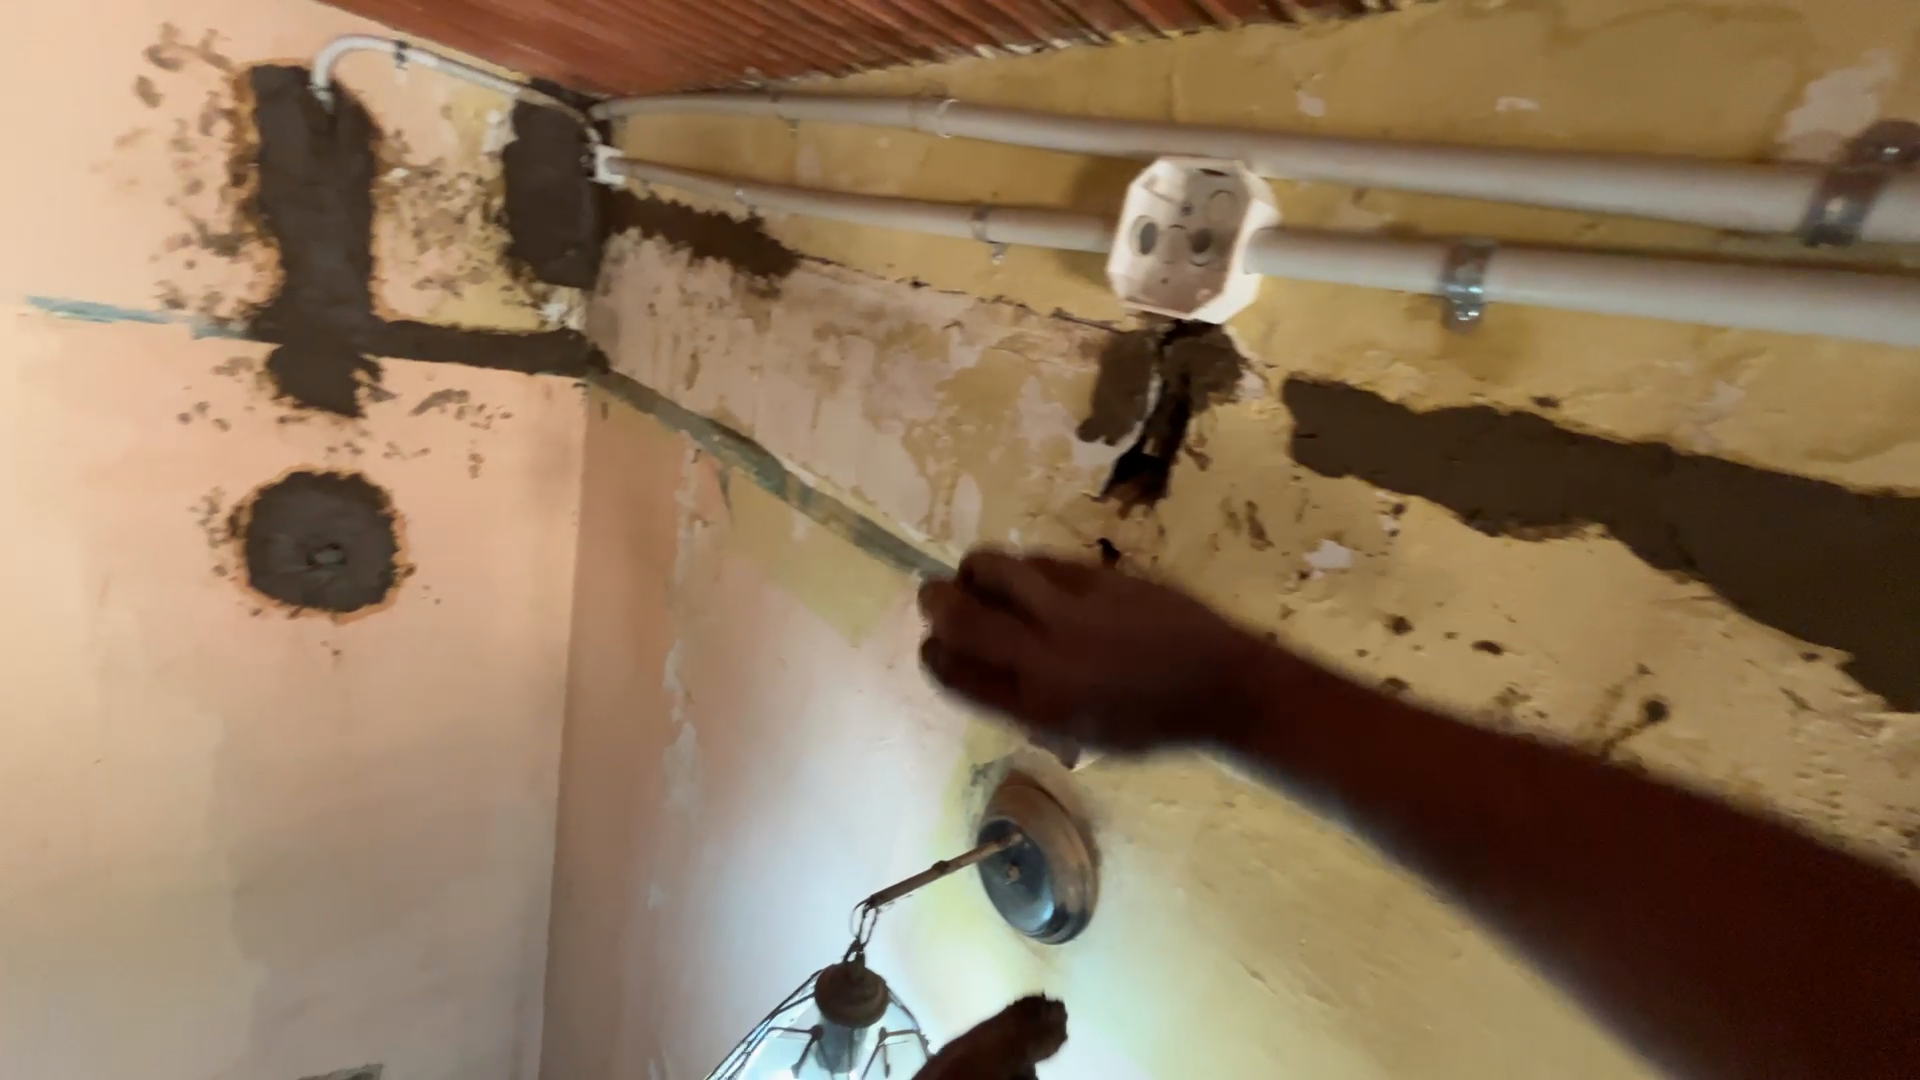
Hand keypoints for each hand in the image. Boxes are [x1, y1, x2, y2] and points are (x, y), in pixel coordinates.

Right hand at [917, 549, 1282, 751]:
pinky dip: (1019, 565)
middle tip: (934, 596)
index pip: (953, 672)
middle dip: (934, 602)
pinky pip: (1035, 558)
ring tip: (980, 577)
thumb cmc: (1149, 723)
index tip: (933, 643)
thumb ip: (1024, 707)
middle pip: (958, 614)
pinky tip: (1028, 575)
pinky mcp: (1094, 575)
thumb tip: (981, 673)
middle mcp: (1041, 655)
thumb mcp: (1081, 736)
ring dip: (973, 572)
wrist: (1219, 685)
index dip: (933, 653)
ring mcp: (1068, 609)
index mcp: (1034, 705)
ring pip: (991, 569)